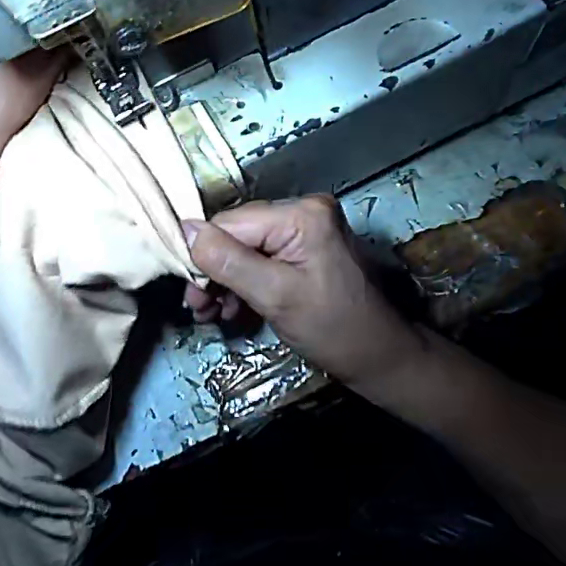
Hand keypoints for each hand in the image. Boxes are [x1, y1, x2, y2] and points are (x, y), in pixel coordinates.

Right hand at [181, 196, 423, 388]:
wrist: (380, 356)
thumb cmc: (334, 329)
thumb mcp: (275, 296)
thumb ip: (228, 262)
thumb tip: (184, 229)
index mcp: (301, 214)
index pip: (230, 223)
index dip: (203, 256)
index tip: (190, 295)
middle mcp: (303, 210)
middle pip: (237, 234)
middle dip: (213, 272)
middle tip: (198, 309)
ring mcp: (306, 228)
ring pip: (246, 247)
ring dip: (225, 281)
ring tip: (212, 314)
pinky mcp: (305, 247)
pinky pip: (262, 257)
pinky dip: (245, 282)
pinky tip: (233, 308)